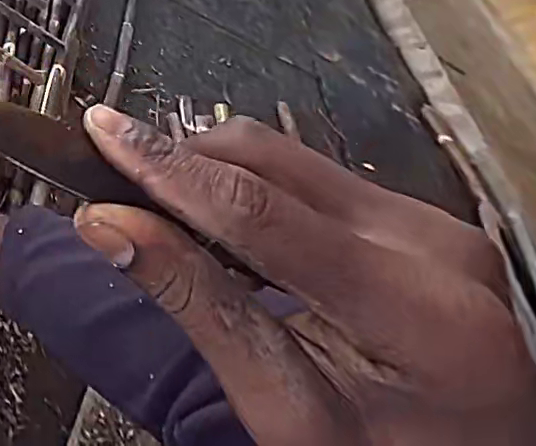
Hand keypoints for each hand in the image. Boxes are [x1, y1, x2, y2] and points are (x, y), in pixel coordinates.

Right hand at [73, 105, 535, 445]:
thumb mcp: (282, 405)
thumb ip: (192, 300)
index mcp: (418, 313)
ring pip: (278, 152)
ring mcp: (432, 224)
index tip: (100, 130)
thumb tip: (103, 222)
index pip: (255, 209)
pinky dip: (243, 179)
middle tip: (120, 180)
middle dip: (179, 163)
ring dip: (207, 168)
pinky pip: (301, 167)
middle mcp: (434, 246)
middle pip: (263, 161)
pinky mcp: (416, 214)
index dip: (164, 165)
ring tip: (172, 209)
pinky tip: (223, 218)